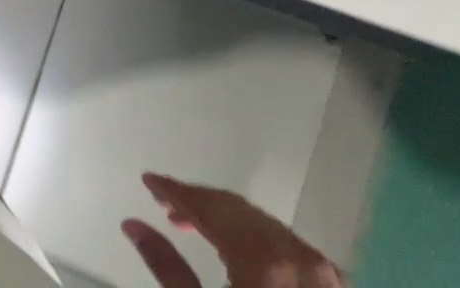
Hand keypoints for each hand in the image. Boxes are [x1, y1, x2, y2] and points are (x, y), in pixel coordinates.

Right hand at [123, 173, 344, 287]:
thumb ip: (166, 267)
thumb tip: (133, 225)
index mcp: (262, 260)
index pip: (209, 206)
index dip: (175, 190)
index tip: (148, 181)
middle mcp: (299, 258)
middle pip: (240, 210)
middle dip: (200, 201)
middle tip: (165, 203)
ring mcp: (327, 278)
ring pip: (267, 227)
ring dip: (228, 219)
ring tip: (194, 226)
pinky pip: (290, 248)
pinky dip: (257, 238)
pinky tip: (241, 252)